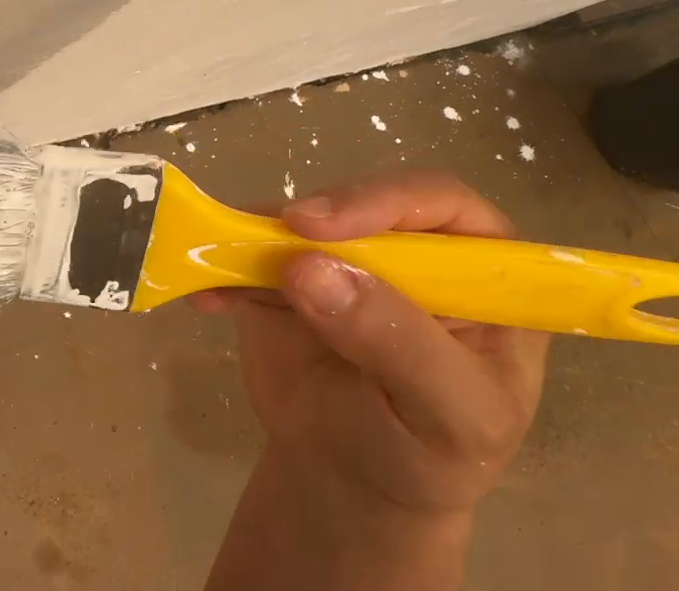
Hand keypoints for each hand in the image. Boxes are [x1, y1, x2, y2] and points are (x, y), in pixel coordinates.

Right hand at [196, 170, 549, 590]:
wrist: (347, 478)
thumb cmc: (424, 452)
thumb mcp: (446, 414)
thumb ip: (394, 341)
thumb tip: (310, 269)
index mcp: (474, 277)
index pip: (437, 205)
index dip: (380, 201)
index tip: (313, 226)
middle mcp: (405, 255)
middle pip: (351, 205)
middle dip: (302, 221)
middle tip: (257, 242)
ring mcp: (335, 264)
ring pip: (286, 223)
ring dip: (243, 238)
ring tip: (211, 272)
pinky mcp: (278, 278)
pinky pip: (240, 255)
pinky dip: (213, 269)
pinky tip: (204, 299)